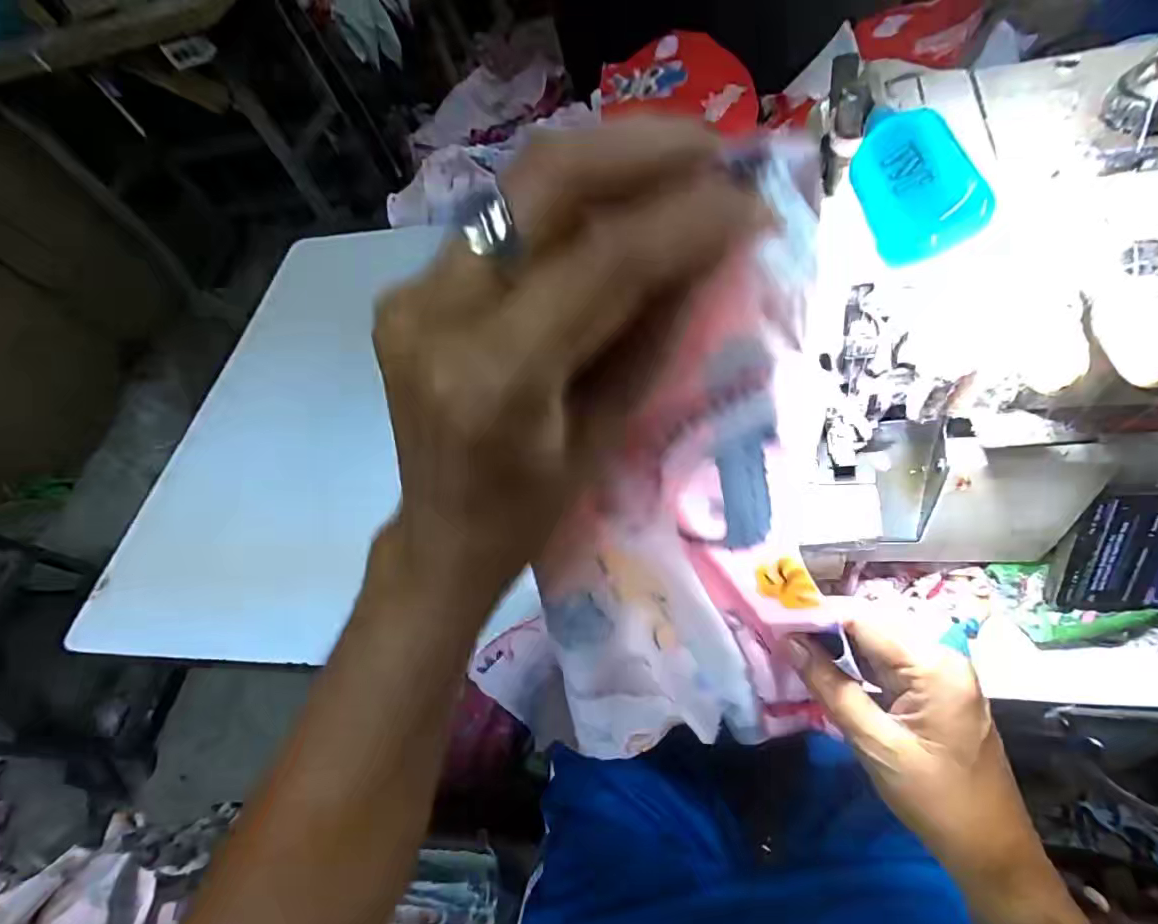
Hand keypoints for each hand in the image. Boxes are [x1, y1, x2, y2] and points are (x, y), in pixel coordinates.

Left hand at [371, 120, 767, 606]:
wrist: (440, 539)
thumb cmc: (529, 518)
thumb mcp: (603, 440)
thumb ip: (649, 340)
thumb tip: (706, 253)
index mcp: (495, 380)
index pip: (602, 263)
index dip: (684, 222)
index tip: (750, 203)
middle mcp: (439, 318)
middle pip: (543, 185)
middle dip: (640, 150)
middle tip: (714, 150)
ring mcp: (411, 297)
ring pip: (516, 191)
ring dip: (604, 165)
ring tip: (677, 164)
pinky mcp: (407, 292)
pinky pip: (498, 226)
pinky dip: (564, 208)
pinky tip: (614, 207)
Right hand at [792, 616, 1045, 890]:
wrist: (989, 848)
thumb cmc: (934, 798)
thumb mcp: (875, 743)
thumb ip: (831, 687)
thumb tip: (790, 642)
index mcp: (934, 665)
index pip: (865, 620)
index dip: (818, 615)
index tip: (776, 617)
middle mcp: (941, 658)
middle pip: (872, 626)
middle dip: (824, 628)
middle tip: (778, 633)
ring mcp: (941, 675)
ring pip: (878, 646)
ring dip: (837, 647)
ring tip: (792, 647)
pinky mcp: (934, 693)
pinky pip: (887, 668)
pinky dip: (856, 668)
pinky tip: (824, 671)